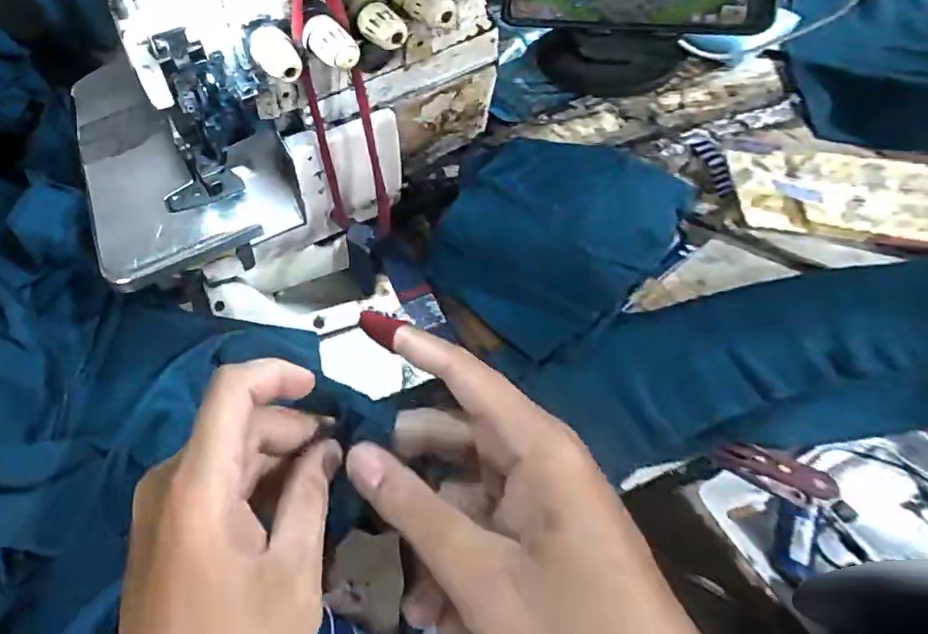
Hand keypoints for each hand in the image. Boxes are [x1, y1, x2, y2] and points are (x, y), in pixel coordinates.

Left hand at [120, 359, 342, 633]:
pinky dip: (248, 481)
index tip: (318, 384)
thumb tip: (326, 447)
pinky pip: (209, 482)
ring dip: (271, 455)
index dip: (274, 373)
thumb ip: (308, 497)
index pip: (229, 389)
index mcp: (195, 480)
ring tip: (322, 474)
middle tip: (338, 449)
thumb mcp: (290, 575)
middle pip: (230, 423)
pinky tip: (287, 500)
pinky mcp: (161, 524)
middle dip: (286, 426)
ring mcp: (160, 501)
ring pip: (222, 452)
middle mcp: (169, 476)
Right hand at [347, 324, 697, 633]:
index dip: (419, 348)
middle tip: (359, 476)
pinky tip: (433, 611)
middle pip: (454, 435)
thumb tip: (354, 450)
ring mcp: (543, 502)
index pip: (467, 375)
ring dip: (429, 529)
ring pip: (463, 490)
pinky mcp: (545, 540)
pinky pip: (484, 527)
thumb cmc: (573, 630)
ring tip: (408, 590)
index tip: (373, 325)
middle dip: (408, 464)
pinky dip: (454, 557)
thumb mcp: (480, 573)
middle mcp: (540, 462)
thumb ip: (412, 506)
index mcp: (537, 448)